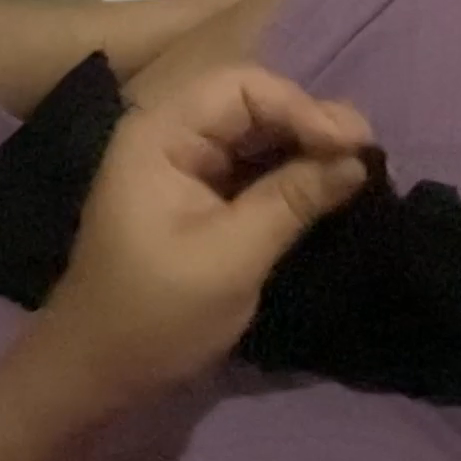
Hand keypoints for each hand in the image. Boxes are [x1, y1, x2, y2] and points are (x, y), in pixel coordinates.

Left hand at [30, 65, 372, 410]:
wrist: (95, 372)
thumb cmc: (154, 317)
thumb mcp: (230, 258)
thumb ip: (292, 200)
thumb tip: (357, 160)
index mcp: (159, 134)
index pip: (240, 88)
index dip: (301, 107)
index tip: (353, 145)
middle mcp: (168, 133)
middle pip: (249, 102)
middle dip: (308, 122)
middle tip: (366, 153)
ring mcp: (181, 162)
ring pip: (254, 132)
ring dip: (303, 145)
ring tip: (355, 166)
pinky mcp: (195, 192)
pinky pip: (248, 163)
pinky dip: (287, 170)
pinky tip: (323, 183)